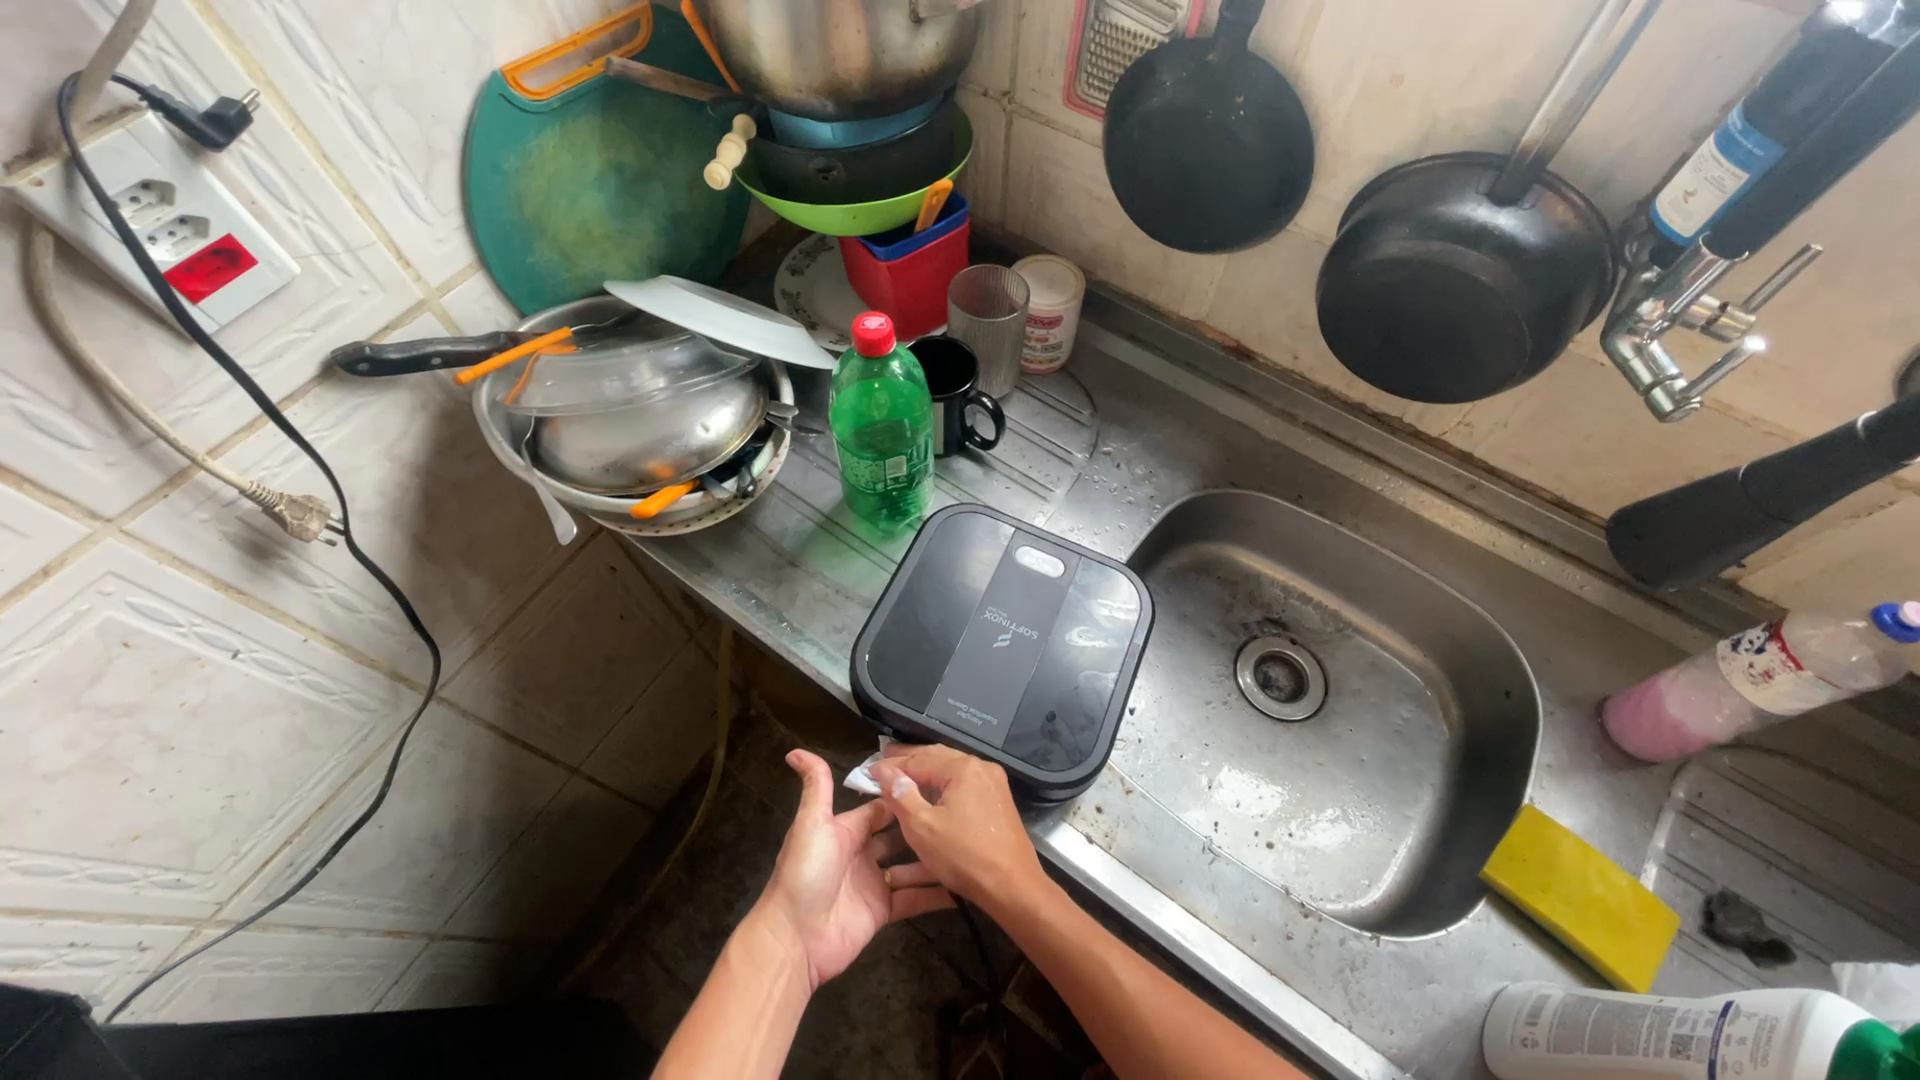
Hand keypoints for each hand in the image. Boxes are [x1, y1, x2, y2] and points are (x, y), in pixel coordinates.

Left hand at [751, 749, 954, 990]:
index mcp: (847, 830)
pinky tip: (963, 887)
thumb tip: (795, 750)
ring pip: (912, 866)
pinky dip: (935, 895)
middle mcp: (862, 853)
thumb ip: (815, 787)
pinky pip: (914, 899)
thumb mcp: (810, 823)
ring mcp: (874, 884)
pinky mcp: (883, 912)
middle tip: (960, 817)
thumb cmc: (804, 873)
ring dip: (934, 860)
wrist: (794, 939)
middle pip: (901, 835)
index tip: (937, 785)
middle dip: (925, 826)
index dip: (904, 796)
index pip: (882, 808)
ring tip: (967, 849)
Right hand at [869, 744, 1049, 916]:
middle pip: (937, 757)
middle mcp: (981, 767)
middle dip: (908, 759)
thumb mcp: (923, 827)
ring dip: (925, 771)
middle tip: (883, 760)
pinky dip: (942, 784)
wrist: (1013, 886)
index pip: (918, 759)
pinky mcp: (997, 800)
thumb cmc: (964, 857)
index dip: (891, 765)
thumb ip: (901, 795)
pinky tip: (929, 792)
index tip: (868, 771)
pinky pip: (963, 783)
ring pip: (951, 769)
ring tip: (902, 774)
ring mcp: (993, 783)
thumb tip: (885, 770)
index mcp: (963, 768)